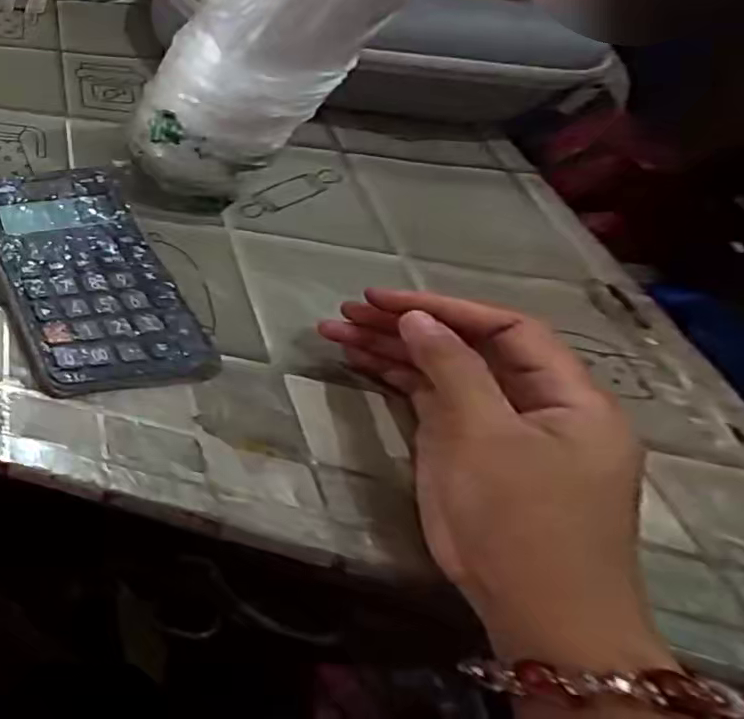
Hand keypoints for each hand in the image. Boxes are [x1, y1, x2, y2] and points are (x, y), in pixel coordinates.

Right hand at [317, 289, 670, 670]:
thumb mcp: (485, 436)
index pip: (510, 331)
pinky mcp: (464, 444)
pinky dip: (391, 374)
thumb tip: (415, 317)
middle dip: (407, 325)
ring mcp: (498, 425)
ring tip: (333, 330)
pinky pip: (427, 394)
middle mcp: (536, 405)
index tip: (383, 300)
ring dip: (389, 347)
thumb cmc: (520, 516)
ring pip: (440, 368)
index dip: (446, 308)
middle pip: (468, 347)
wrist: (531, 602)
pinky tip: (354, 359)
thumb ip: (453, 369)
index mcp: (570, 401)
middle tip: (346, 311)